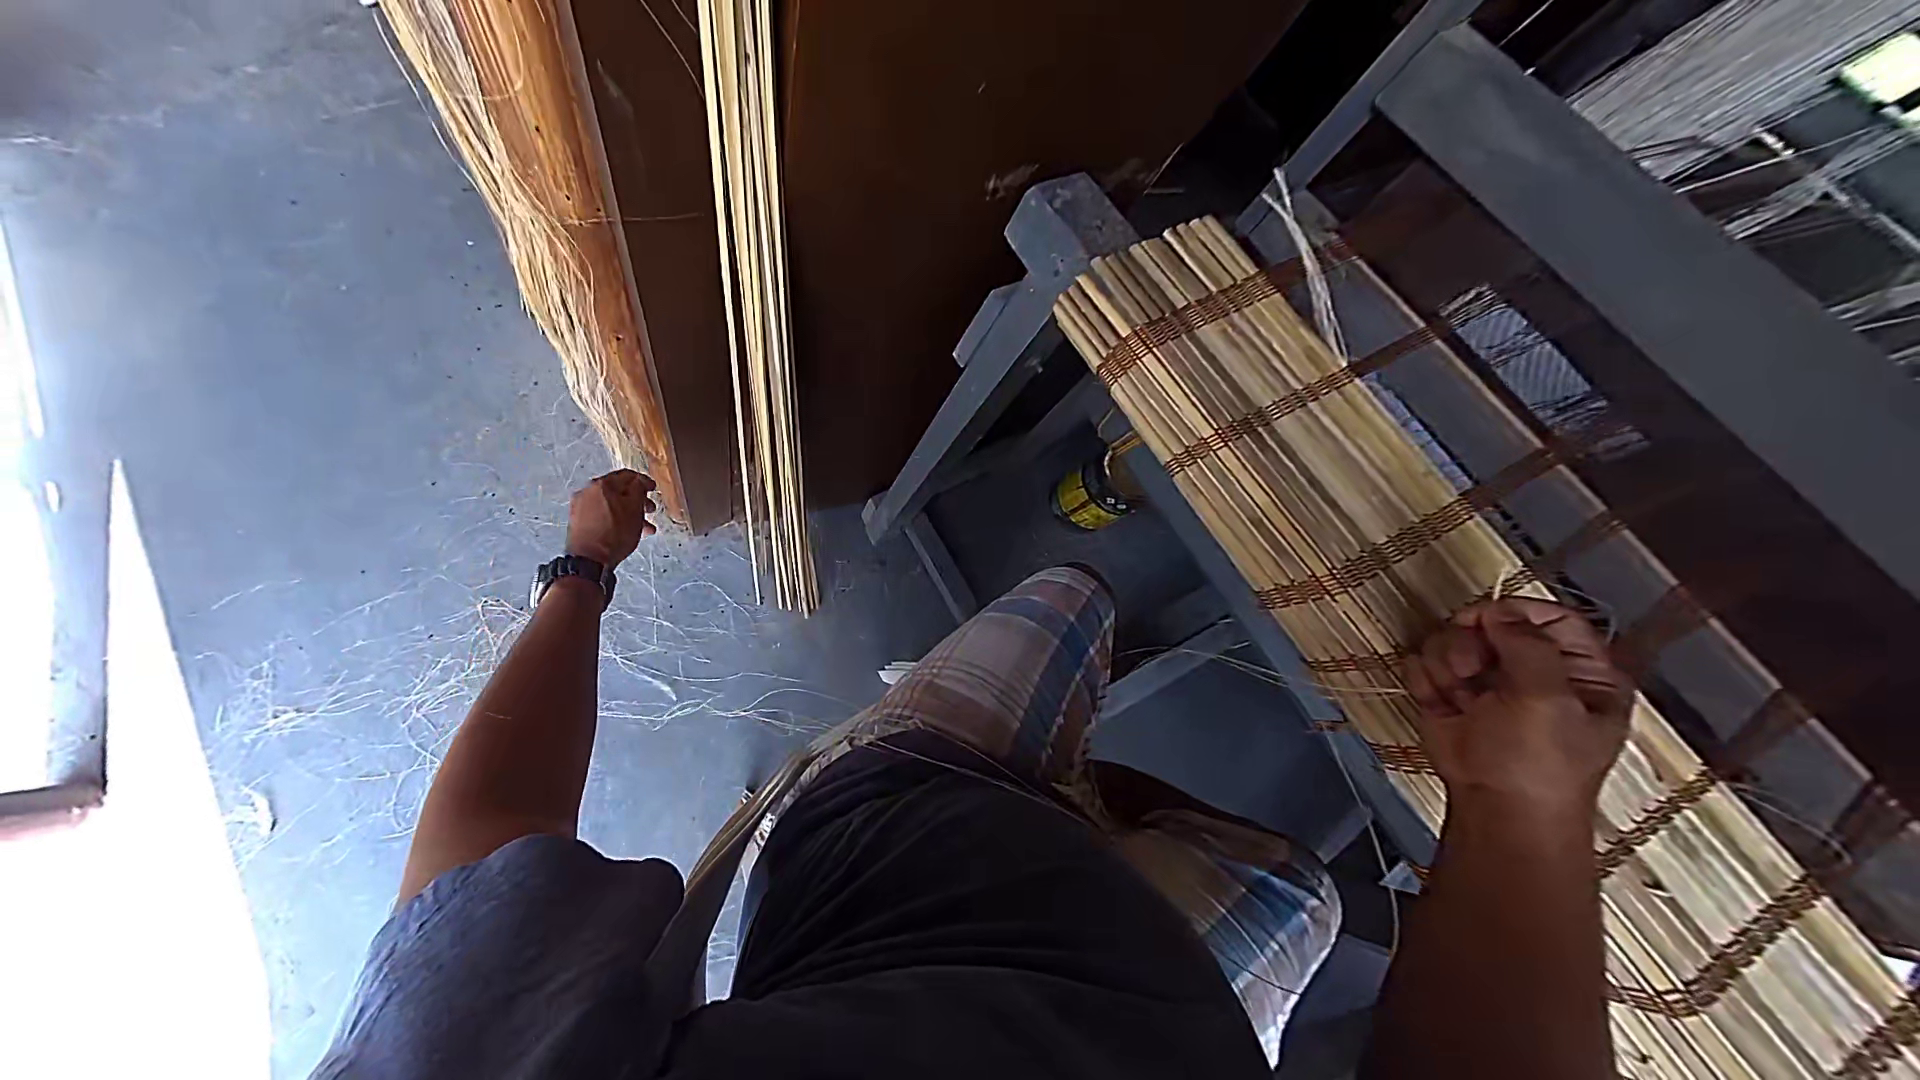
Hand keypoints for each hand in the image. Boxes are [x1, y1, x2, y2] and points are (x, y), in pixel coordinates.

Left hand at [565, 469, 656, 567]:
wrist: (589, 560)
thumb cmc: (613, 535)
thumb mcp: (635, 508)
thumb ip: (639, 489)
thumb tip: (639, 482)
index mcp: (602, 484)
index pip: (627, 475)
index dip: (644, 481)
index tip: (652, 487)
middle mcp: (587, 492)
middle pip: (618, 491)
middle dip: (636, 500)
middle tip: (648, 509)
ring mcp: (580, 507)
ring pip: (610, 505)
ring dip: (628, 513)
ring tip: (641, 527)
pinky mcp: (578, 522)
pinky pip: (601, 515)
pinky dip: (615, 520)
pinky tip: (624, 531)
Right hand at [1403, 598, 1631, 816]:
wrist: (1495, 807)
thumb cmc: (1537, 759)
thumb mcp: (1548, 700)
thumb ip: (1528, 646)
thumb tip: (1497, 612)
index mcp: (1576, 670)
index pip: (1549, 617)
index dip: (1515, 611)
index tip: (1485, 619)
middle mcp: (1528, 669)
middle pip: (1489, 624)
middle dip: (1470, 642)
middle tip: (1469, 670)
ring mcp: (1484, 681)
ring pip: (1450, 640)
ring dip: (1445, 663)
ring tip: (1457, 694)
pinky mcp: (1445, 692)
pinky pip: (1423, 663)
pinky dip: (1425, 679)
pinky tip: (1438, 702)